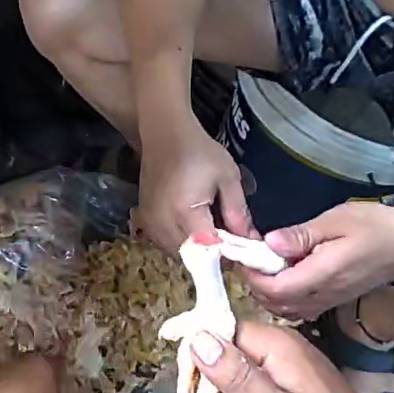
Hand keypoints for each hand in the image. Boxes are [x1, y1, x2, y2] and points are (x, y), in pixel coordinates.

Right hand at [137, 124, 256, 250]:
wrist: (164, 135)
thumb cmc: (199, 151)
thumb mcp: (228, 177)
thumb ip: (238, 212)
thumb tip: (250, 241)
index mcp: (185, 211)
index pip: (209, 249)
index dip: (228, 253)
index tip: (242, 249)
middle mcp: (162, 223)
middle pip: (192, 257)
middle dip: (213, 254)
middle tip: (229, 239)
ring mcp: (149, 224)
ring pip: (178, 254)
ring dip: (197, 250)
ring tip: (212, 230)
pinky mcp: (144, 222)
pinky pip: (166, 244)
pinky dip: (183, 242)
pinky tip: (194, 226)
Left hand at [246, 203, 393, 319]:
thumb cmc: (375, 226)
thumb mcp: (337, 220)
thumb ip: (301, 235)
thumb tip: (268, 243)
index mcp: (320, 275)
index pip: (274, 289)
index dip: (253, 276)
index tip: (243, 255)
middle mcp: (322, 296)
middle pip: (275, 304)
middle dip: (256, 284)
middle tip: (249, 258)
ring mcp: (328, 302)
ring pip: (286, 310)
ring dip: (268, 293)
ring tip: (263, 266)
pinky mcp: (333, 301)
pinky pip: (299, 308)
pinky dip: (283, 297)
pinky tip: (284, 274)